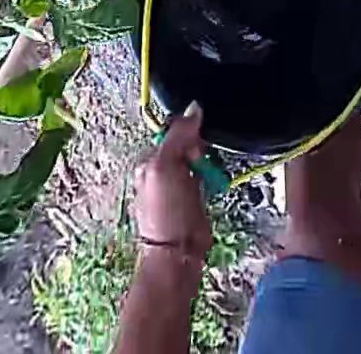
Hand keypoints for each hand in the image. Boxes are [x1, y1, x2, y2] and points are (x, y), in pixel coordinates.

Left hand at [133, 104, 211, 257]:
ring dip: (206, 163)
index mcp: (148, 162)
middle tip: (199, 164)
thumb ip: (179, 134)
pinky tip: (212, 183)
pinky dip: (211, 176)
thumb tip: (195, 106)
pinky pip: (205, 175)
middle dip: (198, 150)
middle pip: (187, 144)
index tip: (194, 148)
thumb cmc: (167, 210)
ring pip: (198, 159)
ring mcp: (177, 186)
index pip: (172, 132)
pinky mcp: (193, 198)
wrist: (179, 253)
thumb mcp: (166, 165)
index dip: (187, 135)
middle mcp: (160, 172)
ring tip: (207, 177)